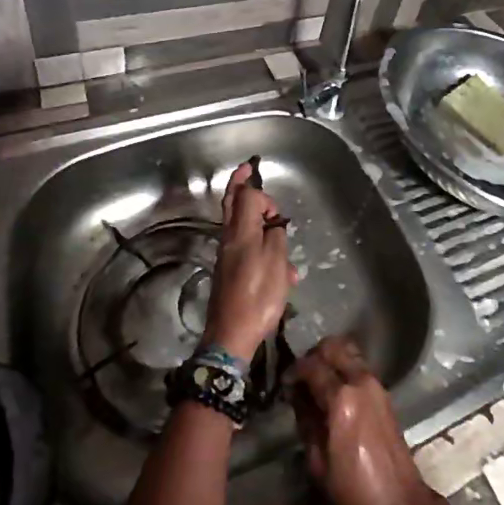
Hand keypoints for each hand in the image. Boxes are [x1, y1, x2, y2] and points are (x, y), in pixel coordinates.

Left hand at [200, 161, 296, 360]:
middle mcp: (229, 238)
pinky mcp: (227, 268)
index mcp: (240, 233)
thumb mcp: (275, 265)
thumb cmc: (257, 298)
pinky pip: (242, 243)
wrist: (230, 335)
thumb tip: (272, 223)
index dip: (263, 196)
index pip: (246, 197)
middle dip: (239, 184)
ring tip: (266, 211)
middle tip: (246, 168)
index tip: (277, 213)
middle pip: (231, 203)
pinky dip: (256, 240)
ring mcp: (226, 253)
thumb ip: (275, 237)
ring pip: (235, 222)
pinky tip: (277, 264)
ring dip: (251, 213)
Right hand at [290, 337, 441, 504]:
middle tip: (302, 377)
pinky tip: (334, 392)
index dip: (293, 371)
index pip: (311, 366)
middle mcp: (360, 382)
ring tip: (317, 382)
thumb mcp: (318, 461)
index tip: (285, 384)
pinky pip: (359, 367)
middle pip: (333, 346)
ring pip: (349, 351)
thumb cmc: (355, 490)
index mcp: (342, 398)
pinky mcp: (385, 394)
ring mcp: (376, 385)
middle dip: (313, 355)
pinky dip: (344, 369)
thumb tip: (297, 396)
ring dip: (330, 359)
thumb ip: (306, 420)